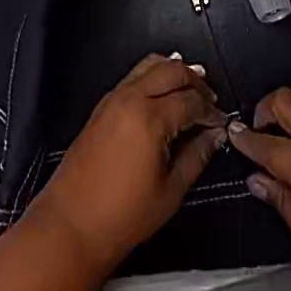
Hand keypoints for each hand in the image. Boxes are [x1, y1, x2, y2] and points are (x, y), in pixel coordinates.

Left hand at [24, 53, 228, 275]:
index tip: (220, 122)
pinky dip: (153, 75)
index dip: (212, 111)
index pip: (192, 100)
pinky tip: (163, 92)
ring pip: (151, 64)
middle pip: (174, 70)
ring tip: (191, 87)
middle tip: (210, 100)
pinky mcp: (102, 105)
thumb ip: (197, 156)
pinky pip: (134, 75)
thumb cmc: (117, 216)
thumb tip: (213, 137)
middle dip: (197, 82)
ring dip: (175, 71)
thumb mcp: (170, 191)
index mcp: (150, 118)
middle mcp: (130, 100)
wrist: (71, 226)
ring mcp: (113, 99)